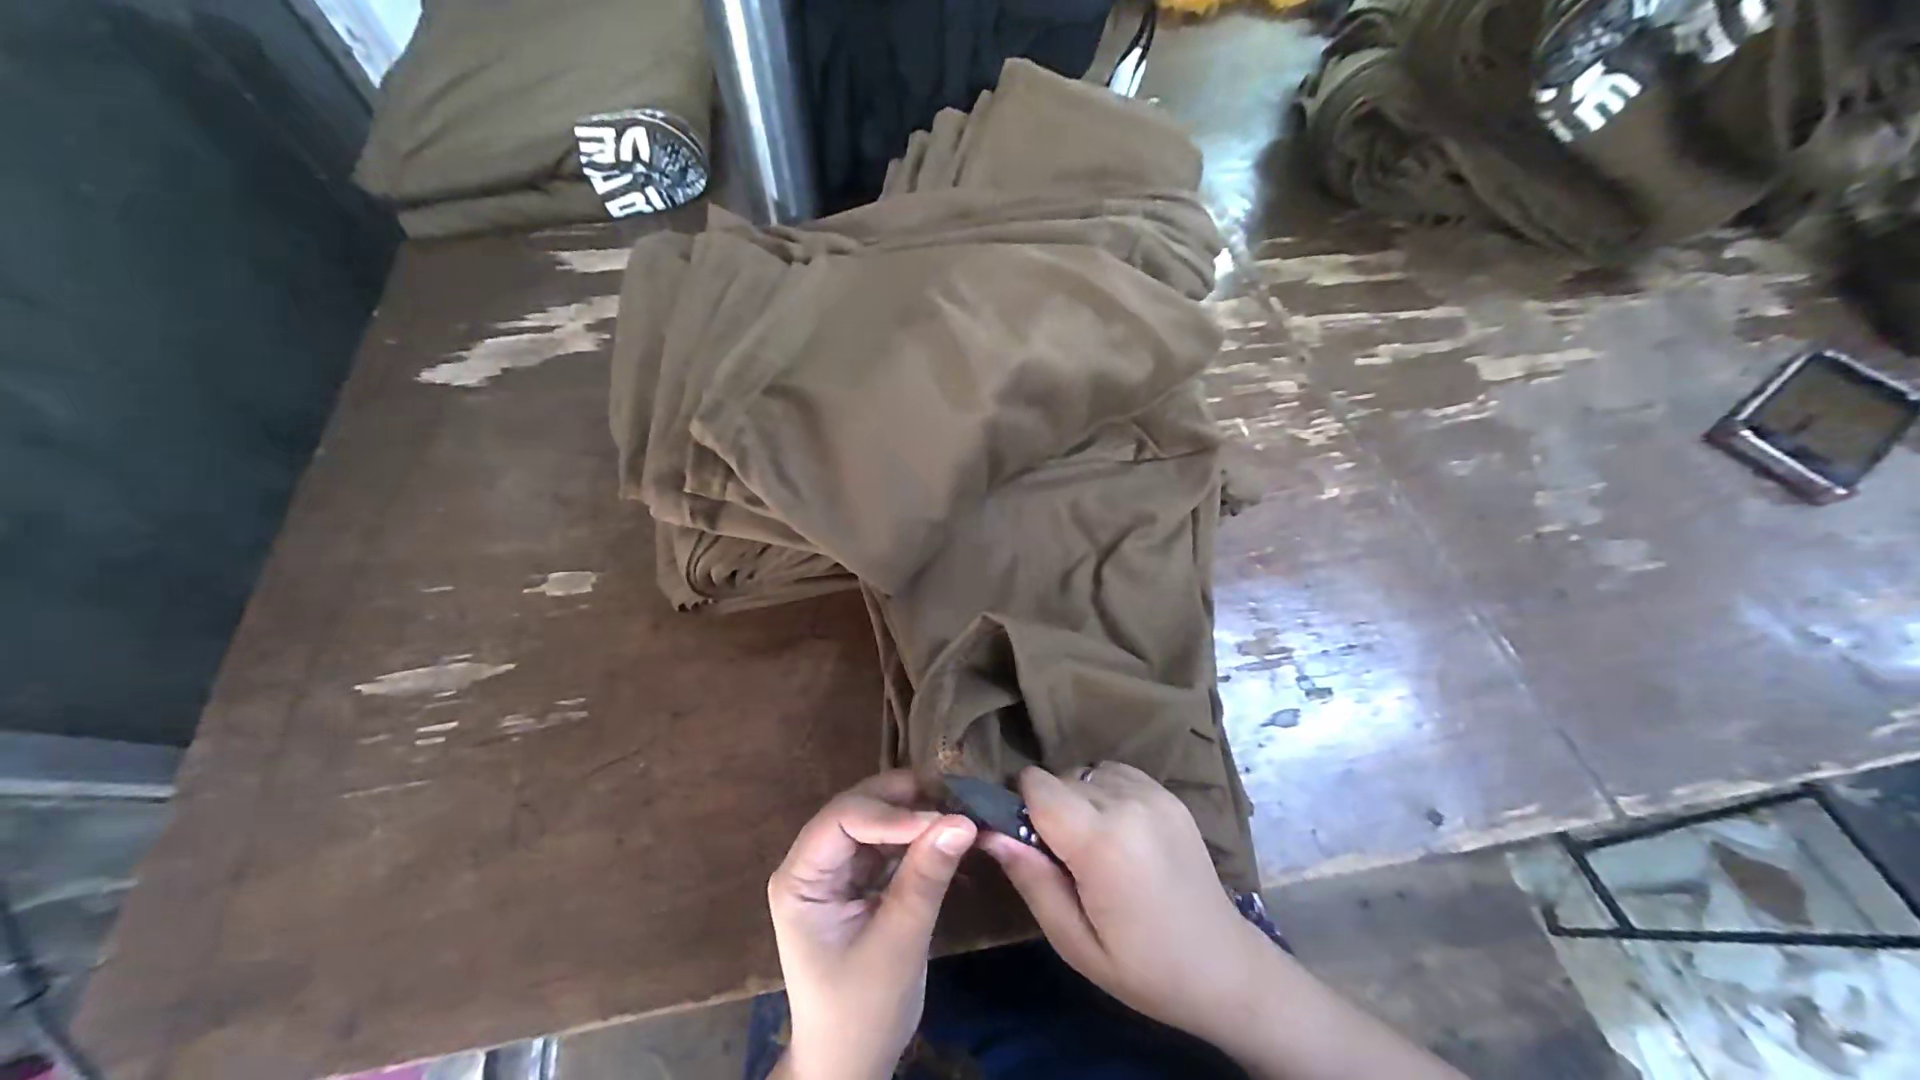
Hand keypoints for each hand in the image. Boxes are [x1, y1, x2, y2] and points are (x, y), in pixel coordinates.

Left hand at [767, 771, 977, 1079]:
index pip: (842, 820)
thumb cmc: (862, 1012)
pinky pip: (891, 842)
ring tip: (962, 813)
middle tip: (959, 800)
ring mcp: (838, 868)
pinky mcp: (861, 878)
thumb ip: (925, 879)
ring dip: (919, 813)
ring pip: (878, 818)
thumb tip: (963, 820)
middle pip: (859, 808)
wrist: (851, 1063)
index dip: (891, 813)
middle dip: (908, 801)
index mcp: (800, 878)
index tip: (943, 819)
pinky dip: (921, 836)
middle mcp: (814, 862)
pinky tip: (951, 836)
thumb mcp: (898, 946)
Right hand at [978, 762, 1275, 1051]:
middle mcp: (1128, 803)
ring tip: (1094, 844)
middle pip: (1059, 778)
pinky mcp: (1169, 794)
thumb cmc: (1143, 968)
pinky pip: (1115, 774)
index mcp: (1101, 841)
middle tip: (1065, 858)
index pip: (1035, 784)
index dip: (1020, 807)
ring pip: (1085, 772)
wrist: (1224, 968)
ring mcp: (1154, 794)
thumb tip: (988, 832)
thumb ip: (1030, 879)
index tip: (1028, 843)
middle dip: (1048, 808)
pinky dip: (1105, 792)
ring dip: (1077, 798)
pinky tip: (1119, 831)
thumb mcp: (1074, 941)